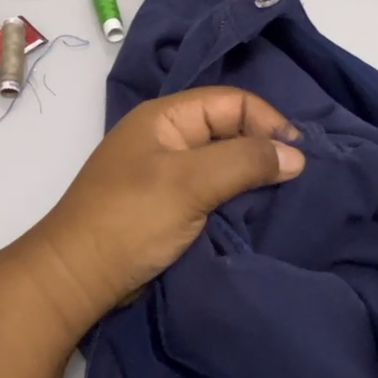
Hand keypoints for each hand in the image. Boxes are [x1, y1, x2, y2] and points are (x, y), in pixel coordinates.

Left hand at [21, 87, 304, 333]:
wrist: (78, 276)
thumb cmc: (131, 218)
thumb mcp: (190, 183)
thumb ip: (245, 162)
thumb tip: (296, 155)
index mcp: (164, 117)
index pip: (231, 102)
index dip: (267, 122)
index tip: (298, 157)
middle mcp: (166, 139)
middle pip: (228, 131)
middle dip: (263, 150)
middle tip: (298, 180)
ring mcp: (165, 174)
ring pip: (222, 164)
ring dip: (251, 179)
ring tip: (284, 199)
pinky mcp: (167, 207)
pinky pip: (211, 193)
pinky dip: (234, 200)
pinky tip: (257, 216)